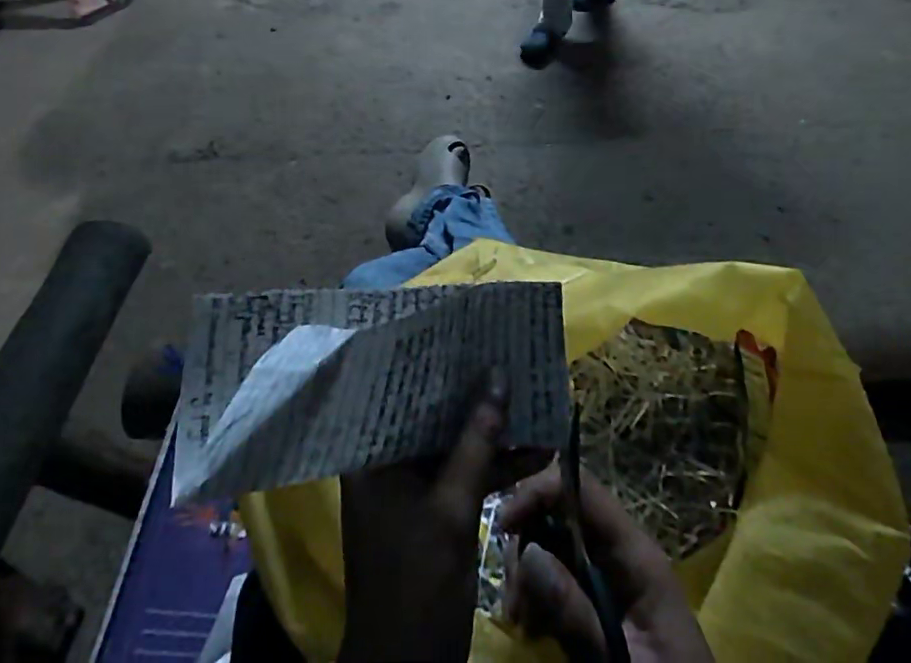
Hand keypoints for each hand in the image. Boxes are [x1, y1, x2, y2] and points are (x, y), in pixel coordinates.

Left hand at [338, 370, 547, 661]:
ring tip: (531, 392)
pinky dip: (499, 463)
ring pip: (457, 442)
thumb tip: (498, 377)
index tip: (459, 328)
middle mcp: (389, 463)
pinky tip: (538, 449)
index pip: (396, 394)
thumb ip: (475, 441)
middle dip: (471, 389)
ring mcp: (416, 487)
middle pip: (432, 413)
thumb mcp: (450, 508)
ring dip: (493, 427)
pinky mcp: (440, 509)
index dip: (428, 362)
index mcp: (372, 458)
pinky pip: (470, 472)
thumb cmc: (416, 582)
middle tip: (503, 350)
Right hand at [500, 465, 713, 662]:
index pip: (583, 488)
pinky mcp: (595, 598)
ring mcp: (606, 573)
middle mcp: (619, 551)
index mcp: (634, 552)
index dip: (539, 492)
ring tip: (523, 624)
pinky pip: (554, 575)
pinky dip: (533, 594)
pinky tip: (531, 629)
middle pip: (558, 511)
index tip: (504, 527)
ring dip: (525, 574)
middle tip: (516, 602)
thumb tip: (529, 553)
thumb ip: (577, 613)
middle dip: (526, 543)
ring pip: (549, 542)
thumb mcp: (618, 657)